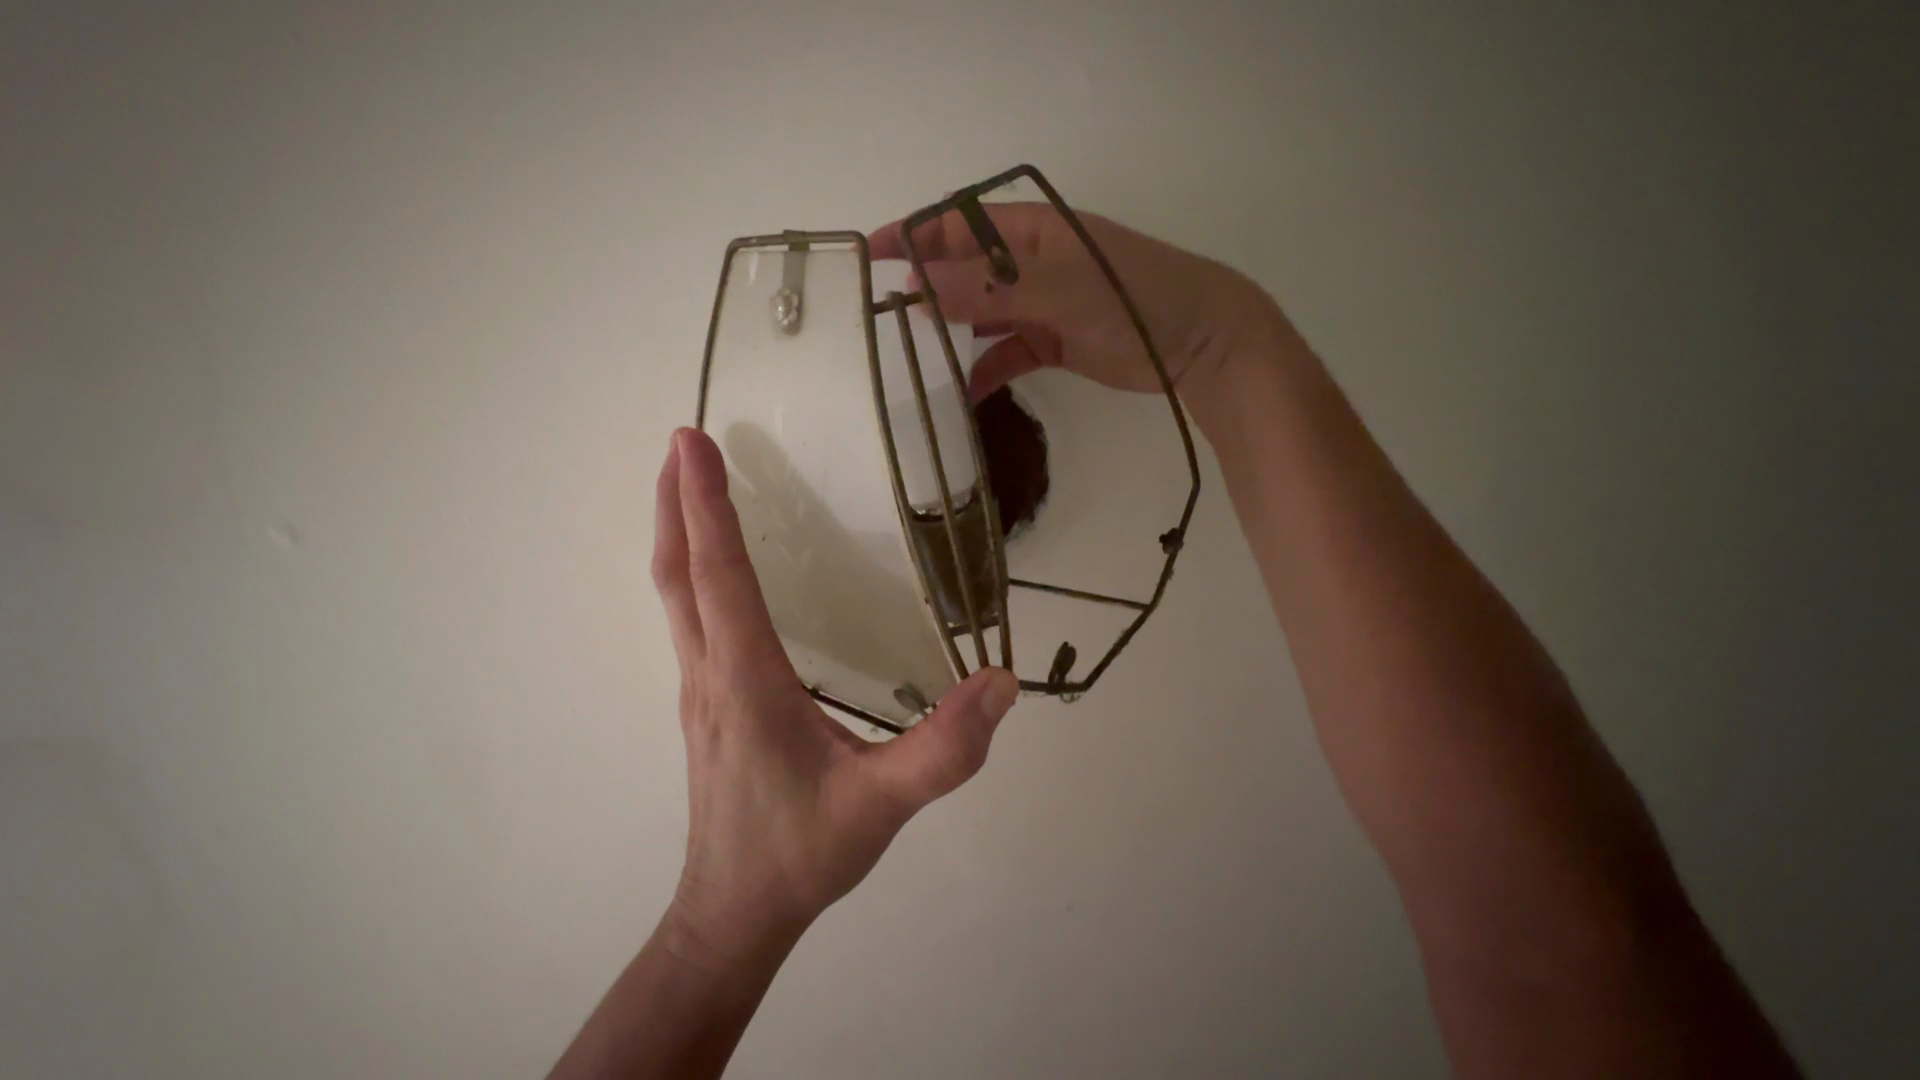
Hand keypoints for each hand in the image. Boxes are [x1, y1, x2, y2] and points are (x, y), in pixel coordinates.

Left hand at [652, 428, 1019, 961]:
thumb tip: (1002, 684)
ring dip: (677, 536)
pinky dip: (693, 575)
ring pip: (676, 598)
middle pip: (676, 575)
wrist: (733, 913)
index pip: (721, 577)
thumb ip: (944, 750)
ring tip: (689, 488)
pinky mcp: (707, 706)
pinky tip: (718, 574)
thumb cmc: (799, 853)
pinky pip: (690, 621)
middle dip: (674, 504)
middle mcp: (711, 673)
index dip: (707, 507)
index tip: (692, 444)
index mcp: (746, 680)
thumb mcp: (881, 806)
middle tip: (681, 444)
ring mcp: (700, 691)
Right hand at [869, 203, 1305, 409]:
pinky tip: (965, 393)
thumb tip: (919, 287)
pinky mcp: (1055, 343)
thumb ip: (991, 287)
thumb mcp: (1060, 288)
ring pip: (983, 314)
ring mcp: (1044, 304)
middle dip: (928, 290)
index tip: (872, 257)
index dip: (916, 237)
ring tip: (915, 358)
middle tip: (887, 320)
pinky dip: (986, 370)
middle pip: (966, 271)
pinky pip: (1008, 353)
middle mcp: (1032, 263)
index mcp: (1033, 232)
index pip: (961, 225)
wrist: (1201, 342)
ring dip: (953, 333)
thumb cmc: (1135, 298)